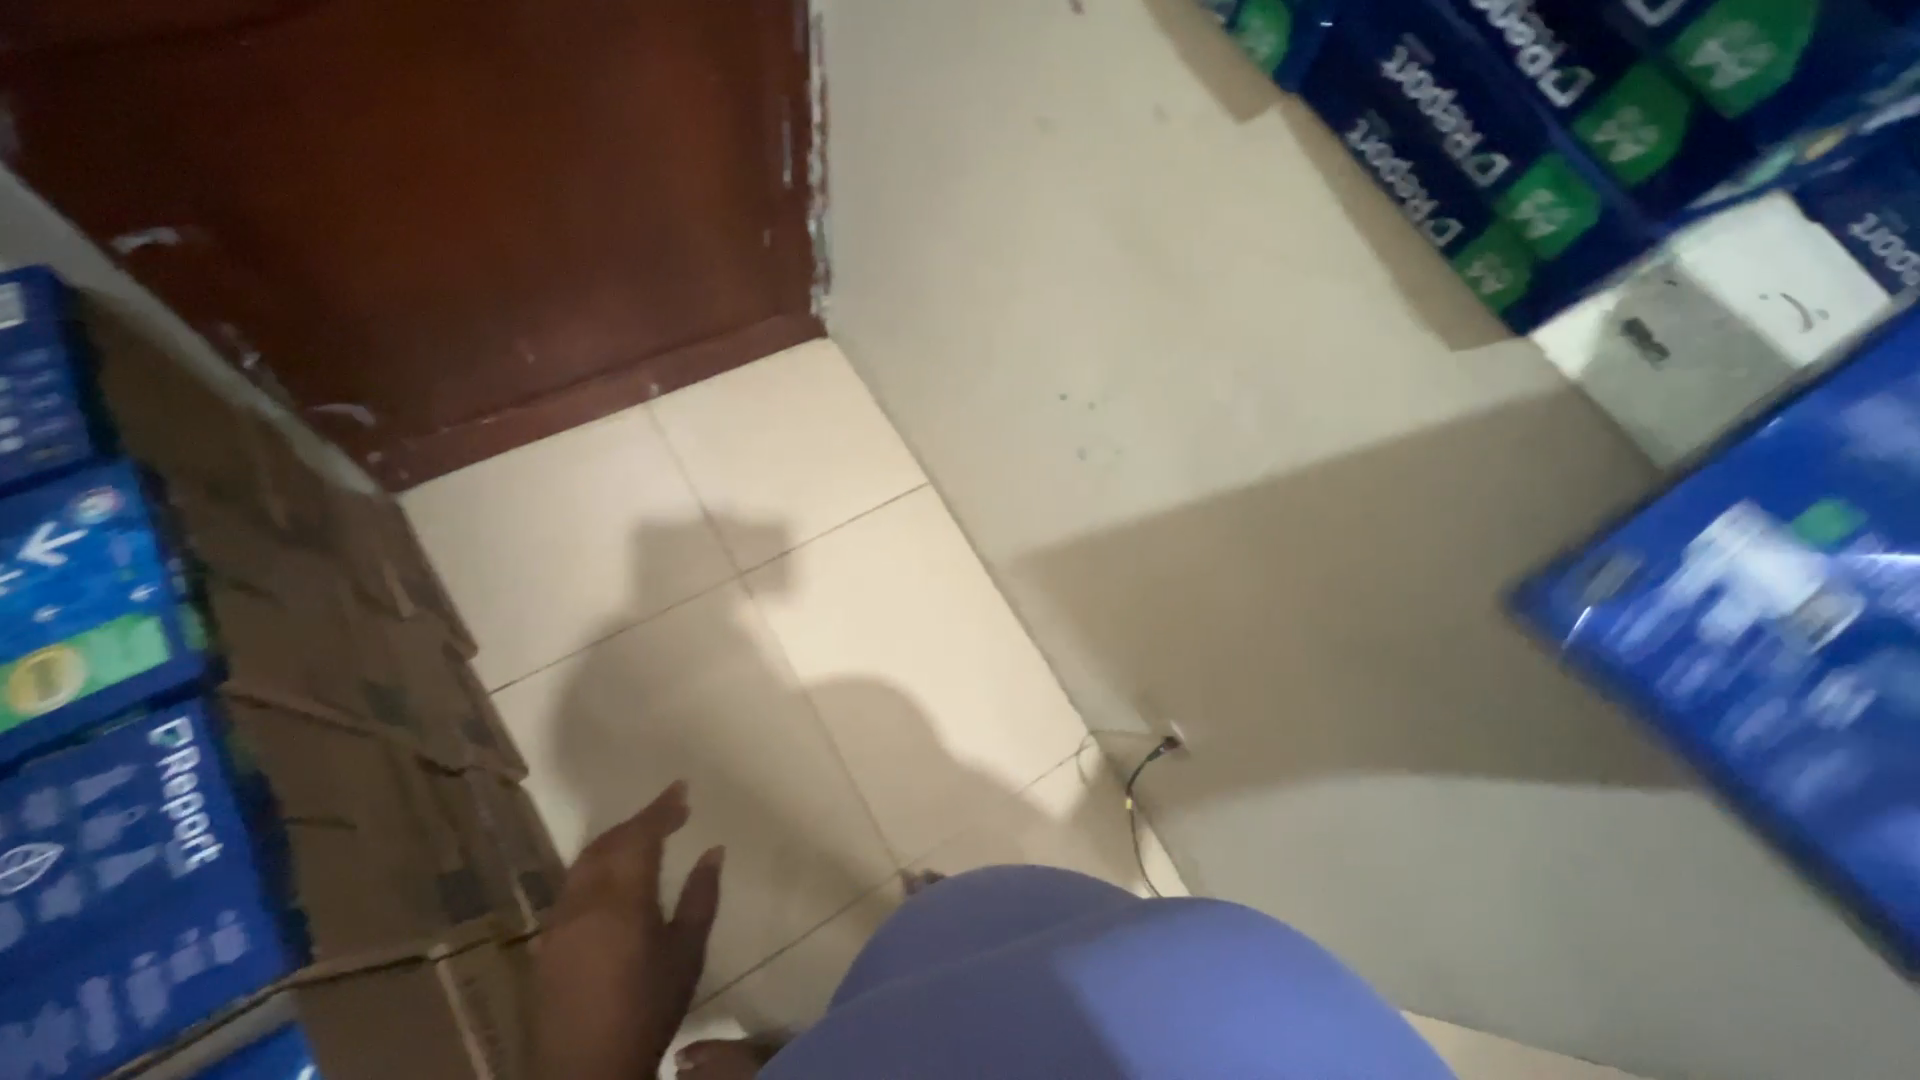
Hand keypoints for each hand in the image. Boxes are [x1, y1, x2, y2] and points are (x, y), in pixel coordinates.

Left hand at [535, 781, 725, 1079]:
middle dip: (639, 821)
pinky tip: (614, 876)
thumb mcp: (687, 954)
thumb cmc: (649, 1009)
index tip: (682, 788)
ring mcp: (559, 920)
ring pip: (585, 862)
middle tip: (670, 811)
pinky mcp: (547, 941)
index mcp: (621, 899)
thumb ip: (701, 896)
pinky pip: (574, 884)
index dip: (662, 808)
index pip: (640, 836)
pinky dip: (598, 866)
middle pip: (608, 843)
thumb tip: (713, 850)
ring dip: (616, 841)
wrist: (585, 1071)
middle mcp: (583, 900)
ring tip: (645, 837)